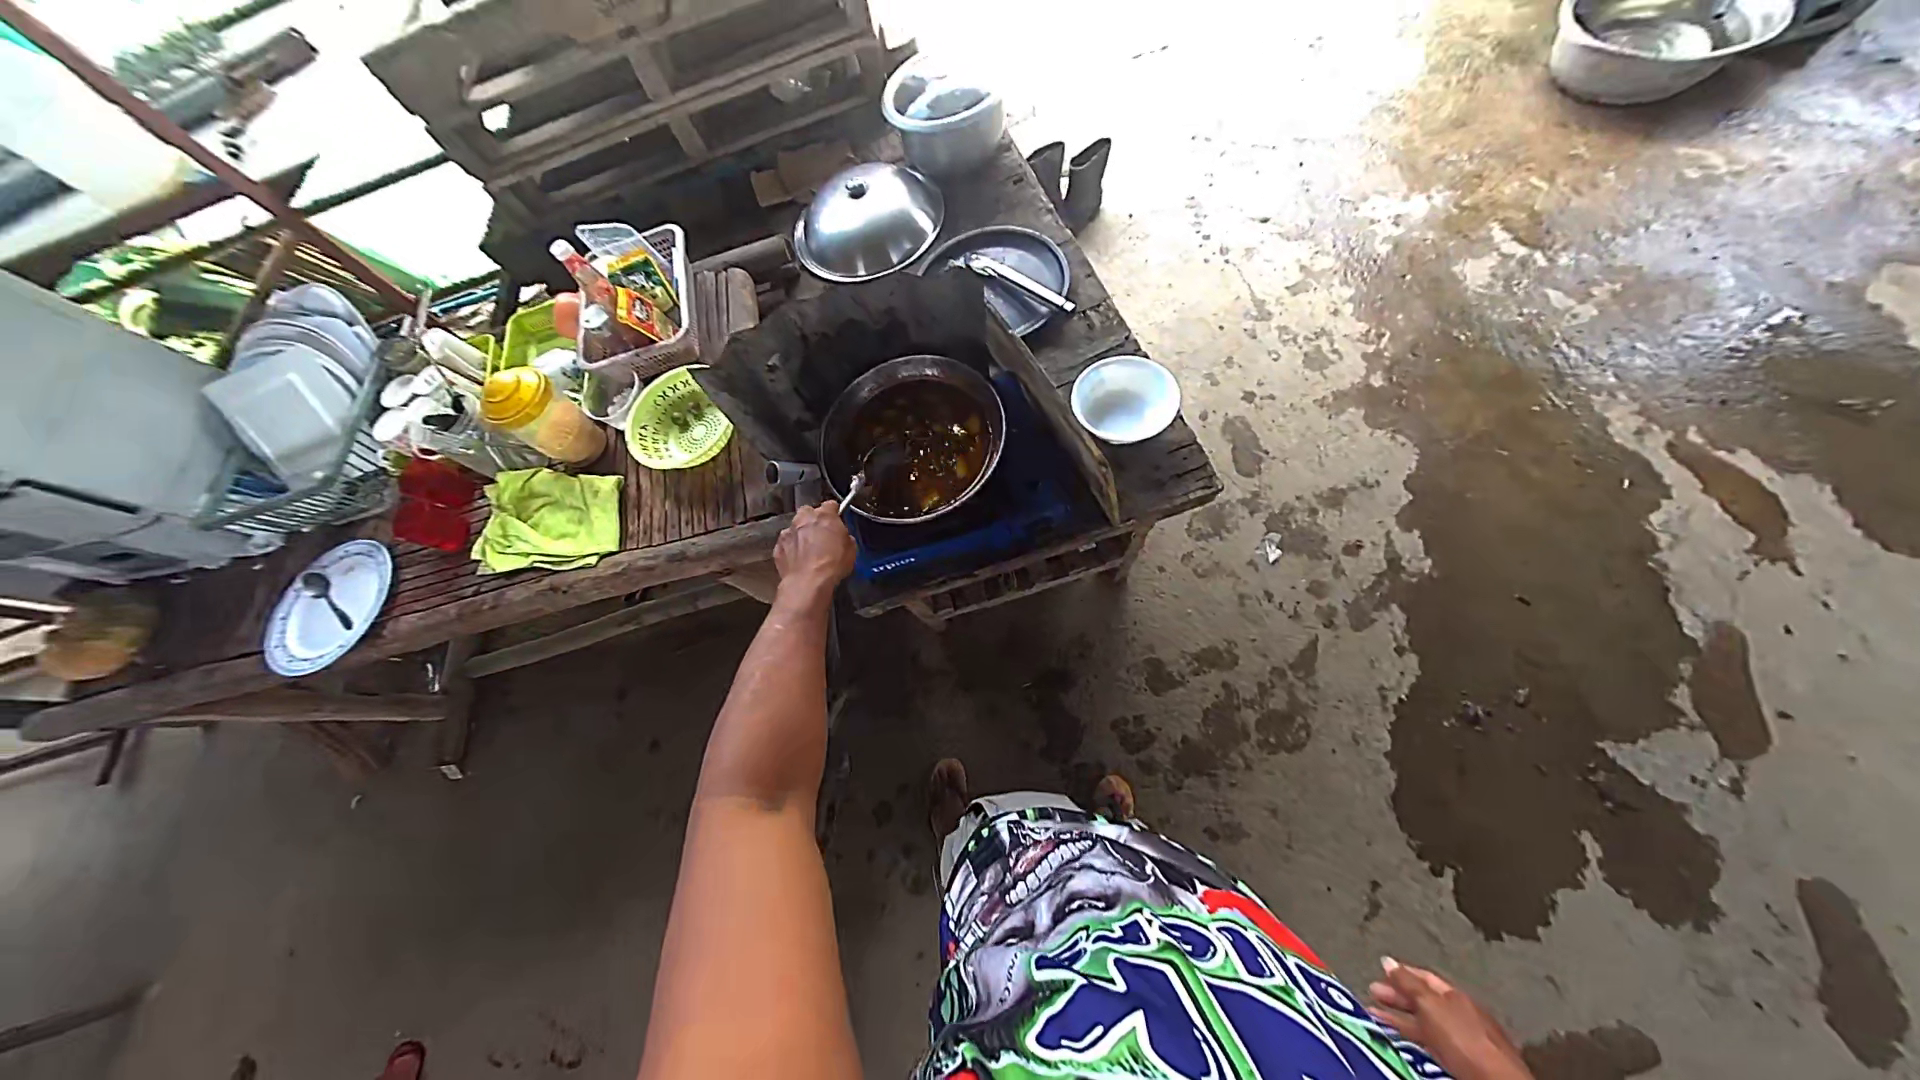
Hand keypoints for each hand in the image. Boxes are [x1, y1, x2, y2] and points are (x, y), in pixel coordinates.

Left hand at [773, 500, 855, 602]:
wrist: (808, 582)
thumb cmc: (832, 564)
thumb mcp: (851, 549)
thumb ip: (845, 536)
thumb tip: (842, 537)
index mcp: (824, 516)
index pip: (830, 505)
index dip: (834, 513)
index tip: (836, 520)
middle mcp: (804, 519)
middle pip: (808, 512)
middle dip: (814, 520)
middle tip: (822, 535)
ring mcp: (788, 532)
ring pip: (795, 527)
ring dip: (802, 534)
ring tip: (810, 551)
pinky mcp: (778, 547)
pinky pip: (786, 543)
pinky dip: (792, 549)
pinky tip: (799, 560)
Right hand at [1368, 958, 1533, 1079]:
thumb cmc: (1462, 1038)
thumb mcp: (1430, 1005)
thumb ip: (1407, 983)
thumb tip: (1387, 960)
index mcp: (1455, 996)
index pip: (1424, 977)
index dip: (1401, 972)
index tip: (1379, 970)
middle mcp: (1460, 1013)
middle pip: (1423, 1000)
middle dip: (1397, 995)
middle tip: (1372, 991)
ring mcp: (1462, 1038)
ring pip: (1424, 1022)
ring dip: (1399, 1016)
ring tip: (1373, 1014)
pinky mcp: (1460, 1061)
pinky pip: (1429, 1041)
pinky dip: (1410, 1035)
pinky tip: (1396, 1036)